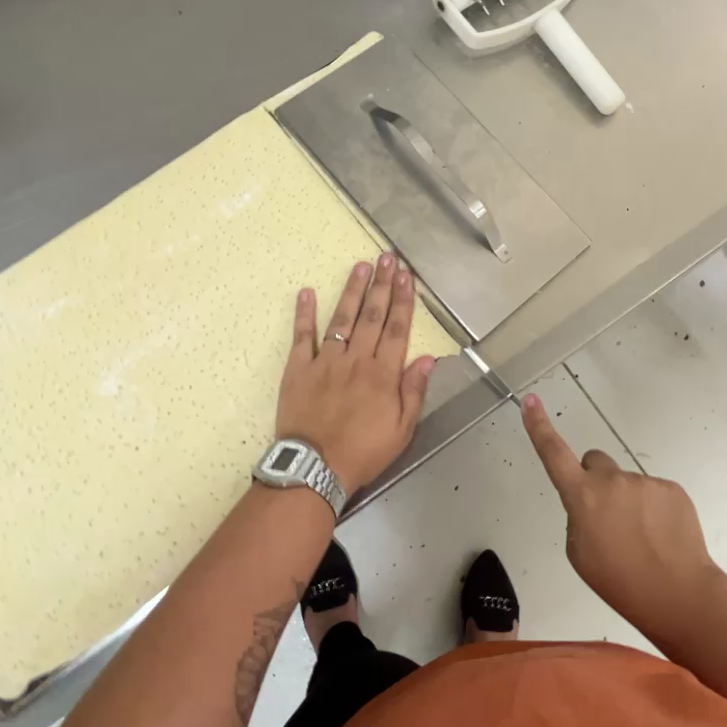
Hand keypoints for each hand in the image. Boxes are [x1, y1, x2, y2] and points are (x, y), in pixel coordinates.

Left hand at [276, 252, 435, 491]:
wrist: (315, 468)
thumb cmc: (363, 452)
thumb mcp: (402, 430)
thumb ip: (413, 392)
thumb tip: (428, 359)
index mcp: (383, 374)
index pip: (397, 329)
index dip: (403, 301)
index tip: (407, 277)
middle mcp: (357, 359)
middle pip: (372, 316)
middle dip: (382, 285)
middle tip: (387, 258)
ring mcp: (326, 361)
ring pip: (342, 318)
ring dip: (353, 291)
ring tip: (361, 266)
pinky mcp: (299, 369)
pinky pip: (302, 336)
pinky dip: (305, 314)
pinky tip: (308, 292)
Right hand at [521, 394, 724, 639]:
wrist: (677, 593)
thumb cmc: (618, 580)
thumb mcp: (579, 554)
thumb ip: (578, 518)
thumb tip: (592, 506)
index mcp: (582, 496)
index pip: (553, 453)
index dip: (538, 426)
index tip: (530, 399)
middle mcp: (612, 480)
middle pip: (596, 464)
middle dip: (596, 481)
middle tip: (607, 518)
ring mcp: (644, 481)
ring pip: (627, 483)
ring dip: (629, 502)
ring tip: (642, 539)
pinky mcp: (672, 488)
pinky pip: (654, 492)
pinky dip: (655, 510)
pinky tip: (662, 537)